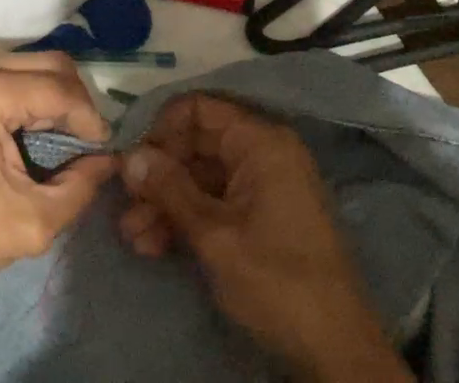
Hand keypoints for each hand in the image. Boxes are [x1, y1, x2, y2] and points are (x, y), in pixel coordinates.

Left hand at [0, 50, 115, 380]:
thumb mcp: (35, 222)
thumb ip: (83, 186)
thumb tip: (111, 158)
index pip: (63, 91)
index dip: (92, 123)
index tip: (102, 156)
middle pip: (53, 66)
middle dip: (78, 105)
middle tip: (86, 148)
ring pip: (37, 65)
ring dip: (58, 100)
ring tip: (64, 143)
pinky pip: (14, 71)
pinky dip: (35, 97)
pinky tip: (37, 133)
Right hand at [118, 94, 410, 381]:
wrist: (334, 349)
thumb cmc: (275, 279)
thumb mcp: (213, 233)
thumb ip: (168, 188)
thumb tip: (129, 154)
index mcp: (261, 143)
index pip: (199, 109)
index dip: (160, 129)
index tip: (132, 161)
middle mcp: (265, 154)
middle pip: (196, 145)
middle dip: (157, 175)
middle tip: (124, 205)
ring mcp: (265, 186)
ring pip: (200, 177)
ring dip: (165, 202)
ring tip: (133, 236)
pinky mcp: (262, 216)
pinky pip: (215, 201)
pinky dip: (186, 218)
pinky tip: (154, 245)